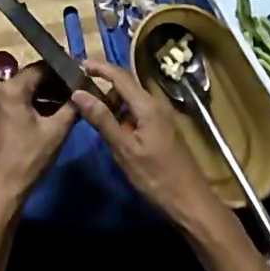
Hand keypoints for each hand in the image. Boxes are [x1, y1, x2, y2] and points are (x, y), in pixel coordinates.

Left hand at [0, 67, 76, 205]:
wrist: (2, 188)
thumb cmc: (28, 158)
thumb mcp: (55, 132)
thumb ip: (71, 108)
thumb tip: (85, 93)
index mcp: (13, 88)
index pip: (41, 67)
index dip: (63, 70)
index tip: (83, 74)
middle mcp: (3, 89)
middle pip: (34, 77)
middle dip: (58, 82)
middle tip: (82, 87)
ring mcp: (0, 103)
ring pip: (29, 89)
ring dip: (50, 93)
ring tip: (75, 99)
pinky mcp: (2, 115)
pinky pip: (23, 101)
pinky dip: (40, 103)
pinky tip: (60, 110)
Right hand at [71, 59, 221, 227]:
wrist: (193, 205)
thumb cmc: (157, 178)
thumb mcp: (124, 150)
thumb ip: (102, 119)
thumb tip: (77, 93)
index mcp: (147, 106)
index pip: (119, 75)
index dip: (98, 67)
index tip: (77, 64)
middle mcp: (156, 105)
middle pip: (125, 84)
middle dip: (102, 82)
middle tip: (77, 87)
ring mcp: (161, 117)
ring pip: (131, 99)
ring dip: (110, 99)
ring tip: (88, 107)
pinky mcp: (162, 129)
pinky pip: (137, 111)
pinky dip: (120, 112)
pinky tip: (109, 125)